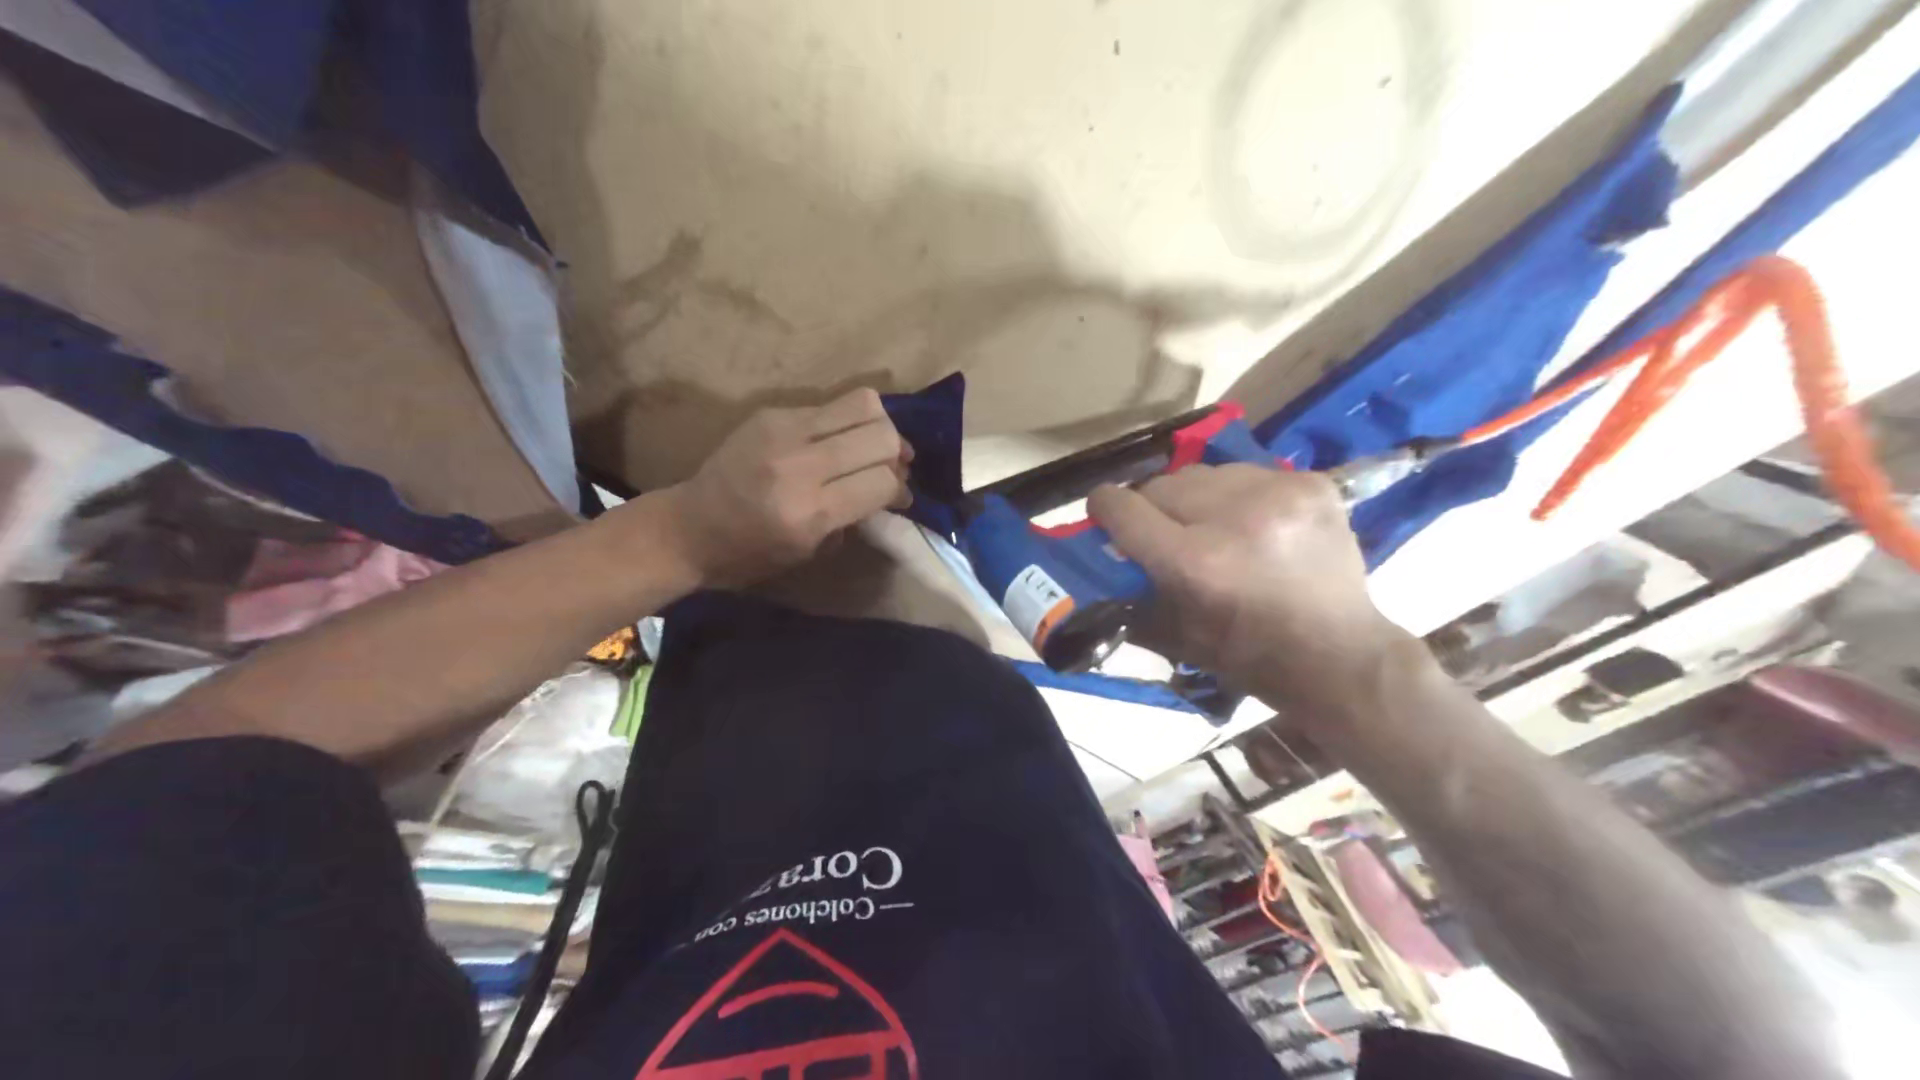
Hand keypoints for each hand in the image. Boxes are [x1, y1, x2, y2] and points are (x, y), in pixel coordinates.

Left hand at [662, 388, 911, 586]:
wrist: (689, 527)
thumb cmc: (751, 554)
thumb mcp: (810, 551)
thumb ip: (854, 517)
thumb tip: (892, 488)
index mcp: (808, 512)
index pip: (882, 482)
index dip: (900, 490)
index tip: (900, 498)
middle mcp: (799, 466)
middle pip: (880, 436)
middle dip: (896, 454)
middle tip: (890, 469)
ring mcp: (784, 432)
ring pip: (864, 404)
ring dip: (879, 427)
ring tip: (874, 445)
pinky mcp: (772, 413)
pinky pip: (830, 406)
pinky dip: (846, 423)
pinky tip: (838, 441)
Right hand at [1087, 464, 1408, 703]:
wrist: (1338, 655)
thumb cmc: (1248, 656)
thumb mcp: (1173, 635)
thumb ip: (1129, 589)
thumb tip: (1098, 554)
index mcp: (1195, 562)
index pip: (1123, 507)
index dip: (1103, 510)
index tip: (1103, 516)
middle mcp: (1234, 517)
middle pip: (1161, 485)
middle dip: (1153, 508)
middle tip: (1165, 532)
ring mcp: (1278, 494)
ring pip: (1204, 473)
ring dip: (1197, 497)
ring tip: (1215, 526)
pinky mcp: (1311, 483)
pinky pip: (1248, 472)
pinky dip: (1241, 495)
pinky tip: (1256, 522)